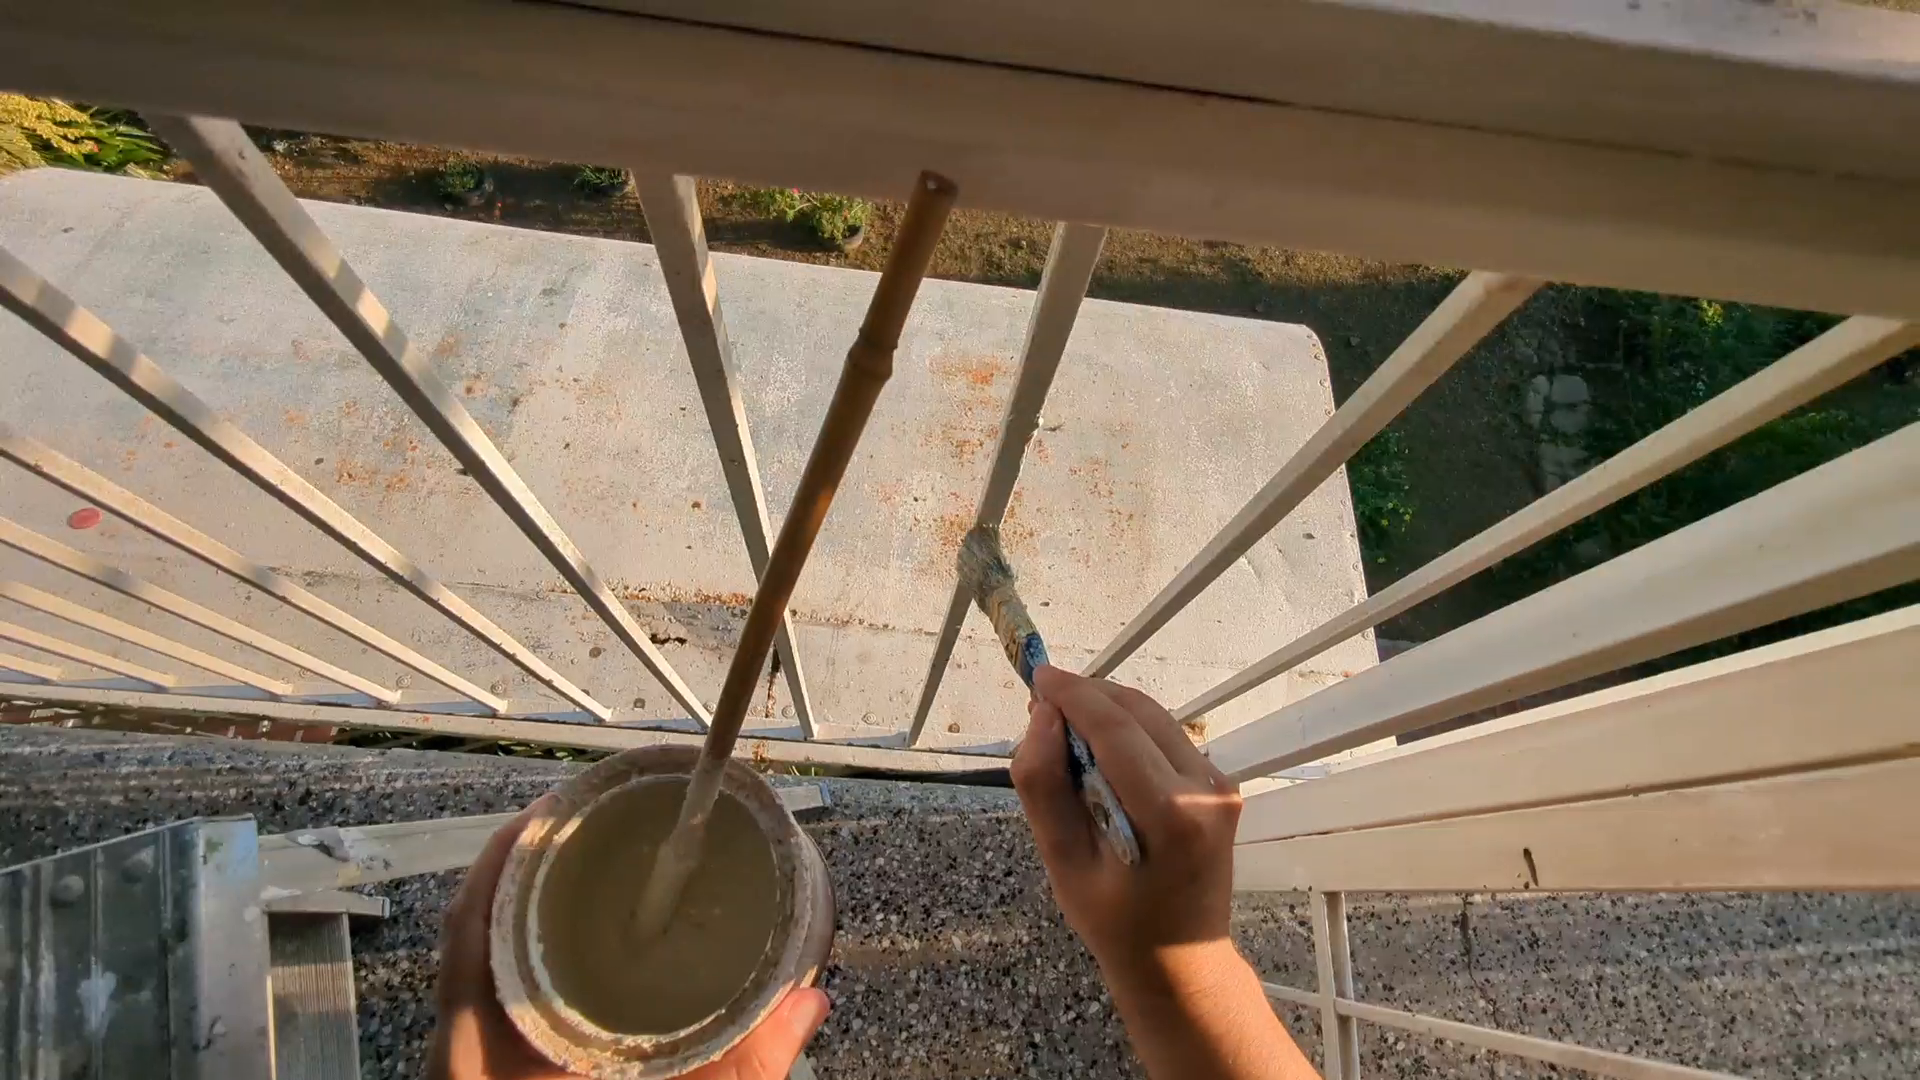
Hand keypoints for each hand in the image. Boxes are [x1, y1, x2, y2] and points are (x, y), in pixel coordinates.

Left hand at [428, 797, 831, 1079]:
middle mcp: (467, 1043)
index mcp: (481, 1053)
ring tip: (596, 851)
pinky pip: (503, 978)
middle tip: (599, 816)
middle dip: (535, 858)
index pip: (471, 930)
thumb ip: (746, 1067)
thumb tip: (812, 998)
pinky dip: (538, 935)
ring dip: (535, 893)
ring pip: (491, 949)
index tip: (554, 805)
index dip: (505, 856)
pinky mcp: (494, 1062)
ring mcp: (476, 1053)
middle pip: (483, 921)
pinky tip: (587, 927)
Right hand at [1011, 669, 1318, 1079]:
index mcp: (1172, 813)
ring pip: (1153, 715)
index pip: (1115, 727)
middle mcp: (1207, 787)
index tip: (1036, 675)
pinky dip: (1126, 725)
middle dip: (1086, 694)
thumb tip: (1043, 716)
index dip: (1072, 693)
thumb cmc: (1115, 920)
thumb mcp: (1061, 860)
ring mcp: (1220, 782)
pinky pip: (1164, 734)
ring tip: (1063, 720)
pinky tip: (1096, 741)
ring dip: (1105, 706)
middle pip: (1137, 710)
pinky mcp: (1219, 782)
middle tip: (1041, 702)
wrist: (1183, 960)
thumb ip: (1044, 784)